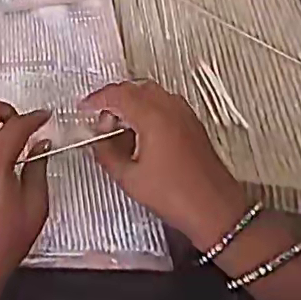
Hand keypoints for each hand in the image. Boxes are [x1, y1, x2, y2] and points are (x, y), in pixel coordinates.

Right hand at [82, 81, 250, 249]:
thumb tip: (97, 141)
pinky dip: (147, 109)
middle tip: (100, 122)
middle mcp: (170, 109)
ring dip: (130, 103)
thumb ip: (106, 154)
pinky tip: (140, 132)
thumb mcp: (129, 178)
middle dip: (112, 101)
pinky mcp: (192, 123)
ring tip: (119, 128)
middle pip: (133, 88)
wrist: (216, 211)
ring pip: (149, 93)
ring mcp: (184, 114)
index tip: (84, 108)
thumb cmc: (178, 196)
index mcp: (153, 117)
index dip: (96, 100)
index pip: (117, 95)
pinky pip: (164, 102)